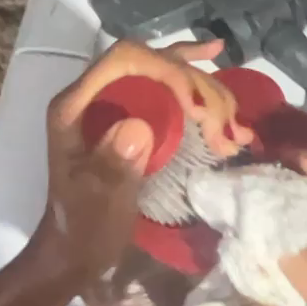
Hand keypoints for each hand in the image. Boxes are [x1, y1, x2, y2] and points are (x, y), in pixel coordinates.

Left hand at [33, 39, 254, 281]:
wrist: (75, 249)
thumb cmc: (83, 225)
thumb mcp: (99, 200)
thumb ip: (114, 164)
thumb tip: (138, 127)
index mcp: (74, 106)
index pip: (122, 61)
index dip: (165, 70)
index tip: (198, 108)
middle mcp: (92, 95)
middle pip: (148, 62)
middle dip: (192, 83)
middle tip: (222, 123)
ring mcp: (110, 102)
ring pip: (160, 71)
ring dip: (201, 87)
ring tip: (232, 121)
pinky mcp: (127, 113)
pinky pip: (162, 85)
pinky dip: (192, 80)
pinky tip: (214, 56)